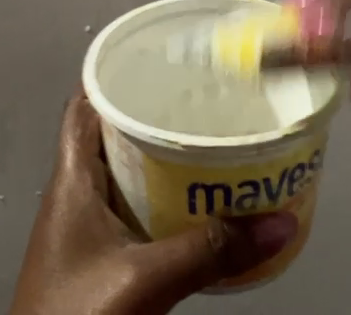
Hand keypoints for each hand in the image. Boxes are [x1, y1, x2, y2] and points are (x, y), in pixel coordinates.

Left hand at [9, 94, 298, 314]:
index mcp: (71, 177)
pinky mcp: (100, 256)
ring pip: (127, 172)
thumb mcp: (145, 279)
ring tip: (213, 145)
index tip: (164, 61)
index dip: (118, 75)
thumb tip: (279, 220)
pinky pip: (137, 209)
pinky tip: (201, 207)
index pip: (86, 101)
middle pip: (113, 132)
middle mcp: (75, 192)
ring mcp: (85, 227)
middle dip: (156, 115)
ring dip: (164, 159)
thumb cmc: (73, 314)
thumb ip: (210, 251)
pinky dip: (166, 199)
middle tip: (204, 102)